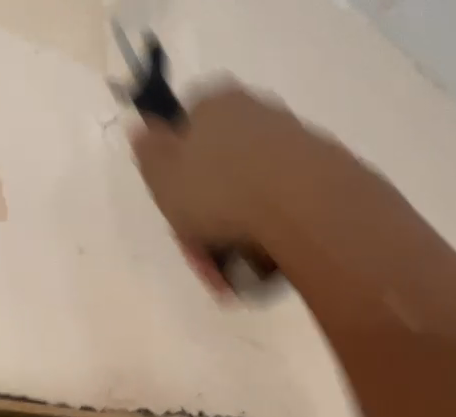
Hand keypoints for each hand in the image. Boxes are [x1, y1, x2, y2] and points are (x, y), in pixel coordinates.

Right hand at [130, 83, 384, 294]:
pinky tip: (253, 265)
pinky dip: (259, 234)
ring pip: (242, 193)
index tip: (171, 202)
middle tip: (196, 254)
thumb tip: (141, 126)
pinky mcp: (313, 173)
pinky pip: (272, 207)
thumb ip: (148, 151)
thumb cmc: (218, 191)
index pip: (186, 124)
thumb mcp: (163, 177)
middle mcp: (253, 113)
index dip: (173, 164)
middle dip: (200, 216)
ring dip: (228, 235)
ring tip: (225, 272)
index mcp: (214, 106)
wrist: (301, 206)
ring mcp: (287, 142)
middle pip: (214, 167)